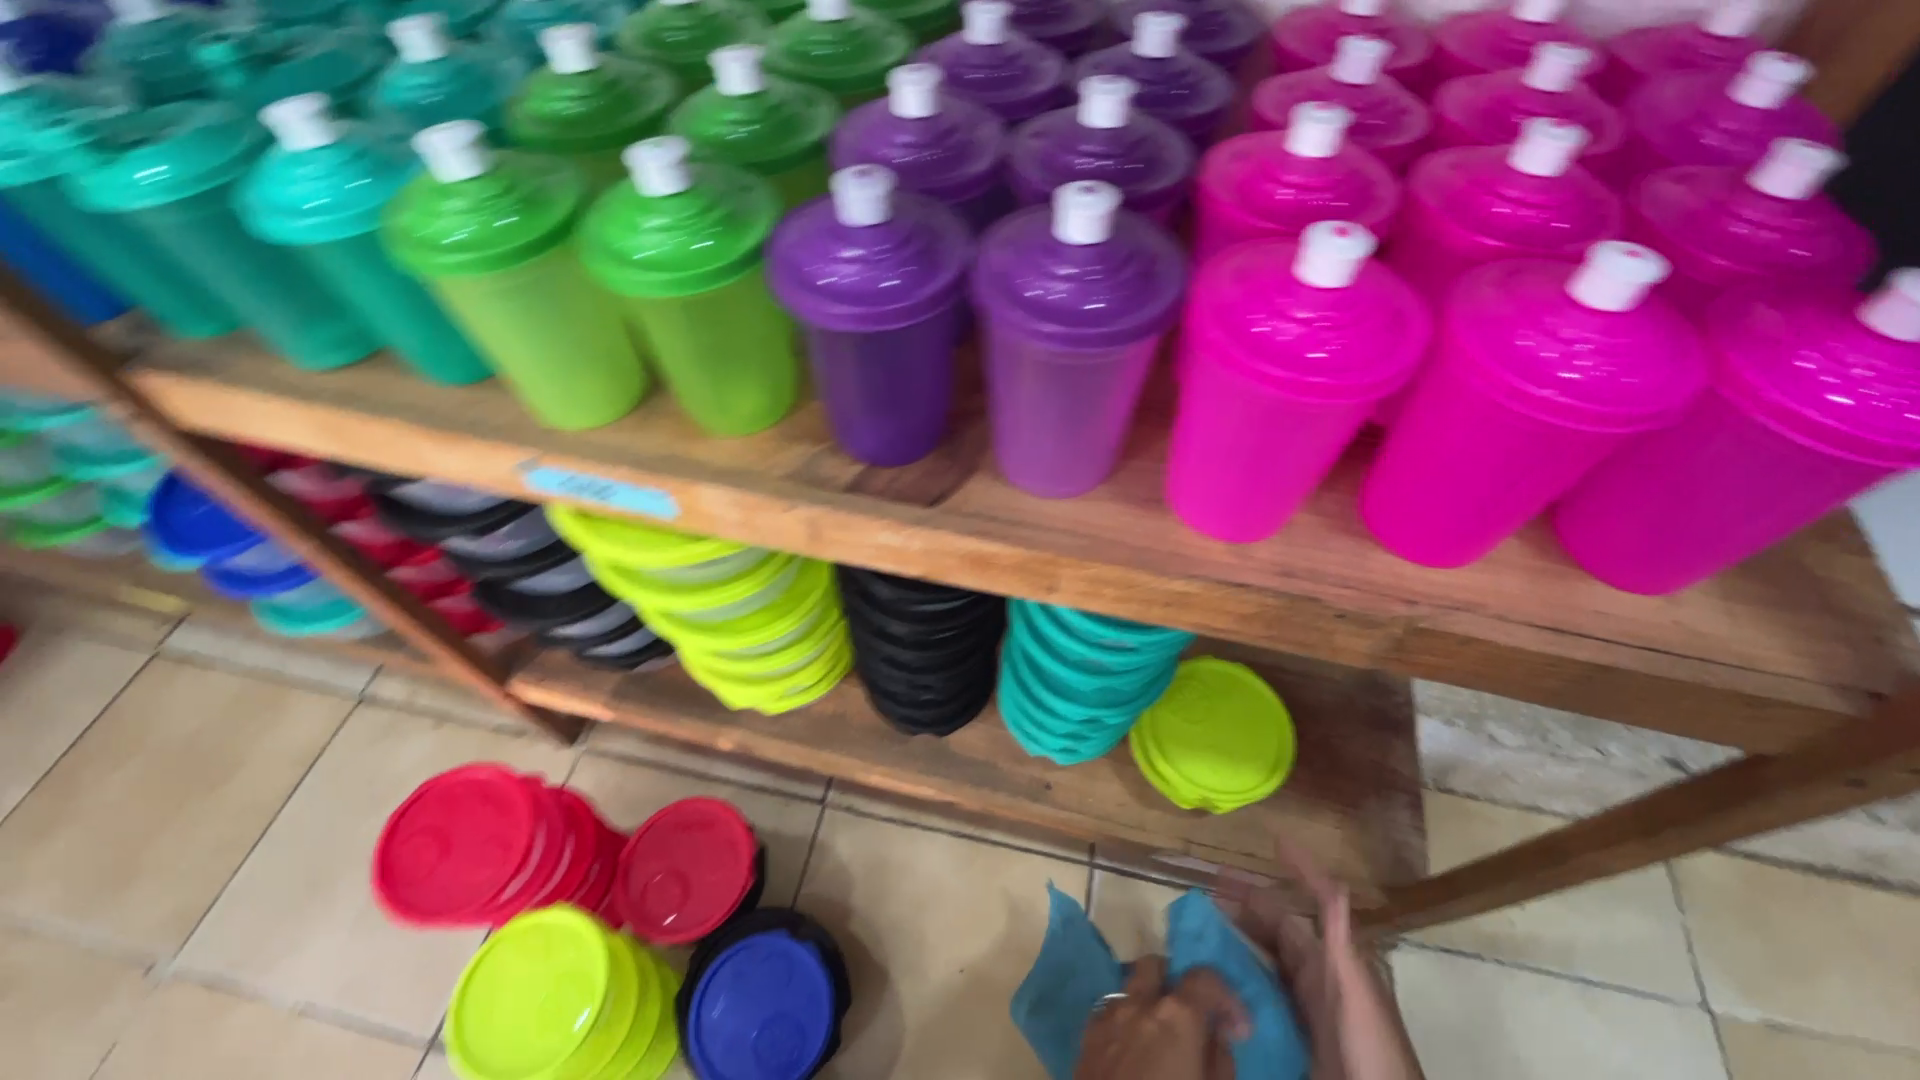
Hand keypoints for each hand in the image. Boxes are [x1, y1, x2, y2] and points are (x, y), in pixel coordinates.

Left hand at [1075, 953, 1249, 1079]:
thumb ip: (1219, 1059)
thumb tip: (1216, 1034)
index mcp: (1177, 1016)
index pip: (1204, 977)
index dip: (1227, 998)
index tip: (1239, 1030)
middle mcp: (1138, 1005)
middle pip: (1154, 966)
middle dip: (1175, 982)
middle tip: (1192, 1017)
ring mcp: (1107, 1018)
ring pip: (1128, 987)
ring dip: (1147, 1000)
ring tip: (1162, 1035)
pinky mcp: (1085, 1040)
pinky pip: (1108, 1012)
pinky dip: (1125, 1020)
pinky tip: (1135, 1052)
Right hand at [1215, 844, 1424, 1079]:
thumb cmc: (1372, 1048)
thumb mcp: (1355, 990)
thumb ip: (1341, 941)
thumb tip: (1335, 884)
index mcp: (1336, 960)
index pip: (1317, 903)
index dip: (1300, 871)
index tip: (1276, 841)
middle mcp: (1319, 976)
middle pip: (1281, 928)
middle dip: (1250, 902)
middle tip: (1210, 886)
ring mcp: (1306, 1005)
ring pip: (1267, 958)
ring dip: (1239, 937)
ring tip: (1203, 924)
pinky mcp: (1293, 1033)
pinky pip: (1261, 994)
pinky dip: (1239, 980)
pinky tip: (1213, 977)